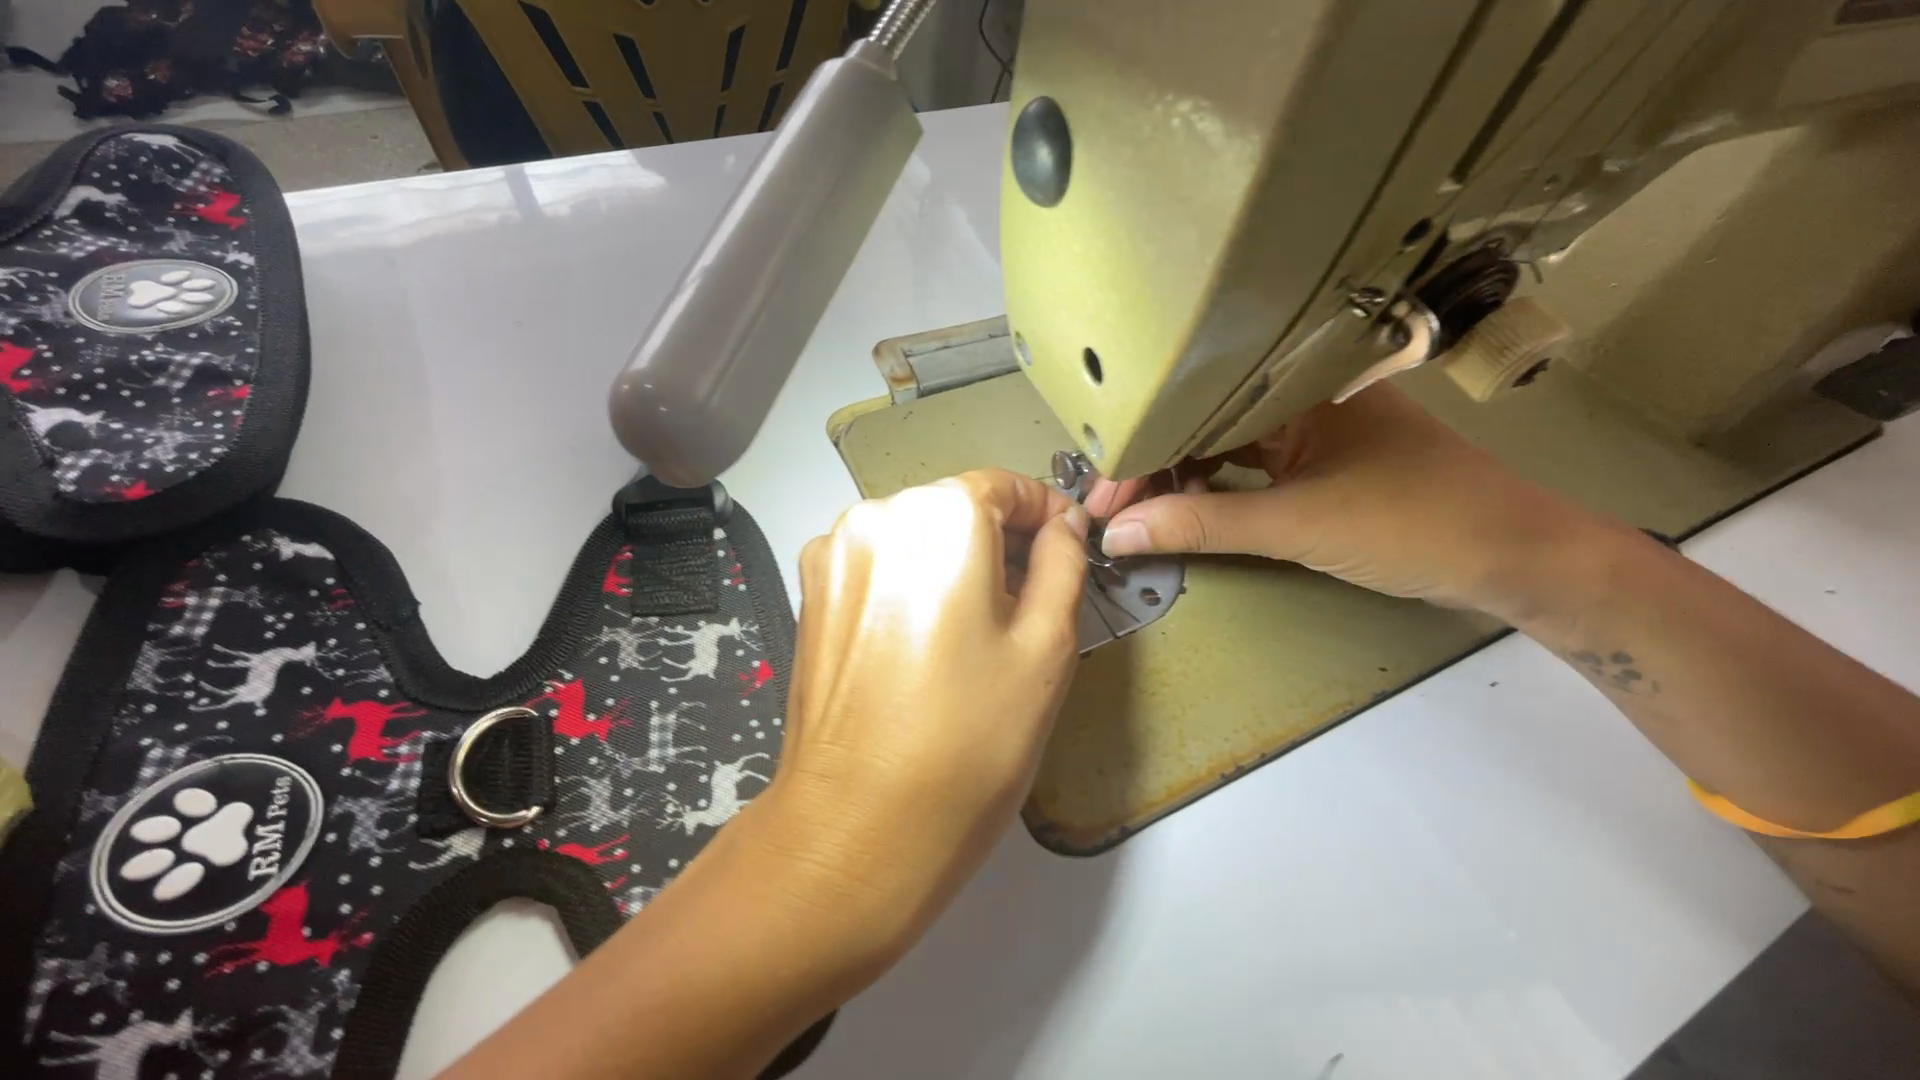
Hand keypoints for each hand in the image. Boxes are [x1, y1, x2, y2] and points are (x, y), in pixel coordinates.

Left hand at [747, 468, 1089, 960]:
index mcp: (937, 515)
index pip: (1003, 486)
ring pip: (913, 537)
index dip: (1044, 513)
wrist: (859, 824)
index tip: (1067, 549)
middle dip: (999, 540)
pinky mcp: (810, 596)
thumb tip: (1063, 525)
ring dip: (953, 563)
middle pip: (953, 508)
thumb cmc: (970, 738)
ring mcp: (831, 556)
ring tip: (981, 629)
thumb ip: (1063, 564)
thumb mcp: (1046, 645)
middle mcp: (873, 517)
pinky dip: (910, 584)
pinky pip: (876, 568)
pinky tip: (928, 642)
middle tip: (1034, 599)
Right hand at [1089, 384, 1612, 622]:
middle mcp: (1302, 391)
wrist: (1515, 556)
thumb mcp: (1299, 524)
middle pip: (1206, 419)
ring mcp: (1315, 425)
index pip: (1196, 407)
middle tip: (1110, 505)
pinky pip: (1253, 463)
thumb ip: (1204, 526)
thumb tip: (1119, 533)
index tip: (1102, 494)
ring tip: (1139, 507)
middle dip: (1155, 462)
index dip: (1143, 450)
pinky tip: (1191, 506)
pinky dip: (1219, 486)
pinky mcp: (1324, 458)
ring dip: (1184, 475)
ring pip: (1227, 441)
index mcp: (1300, 380)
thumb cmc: (1414, 523)